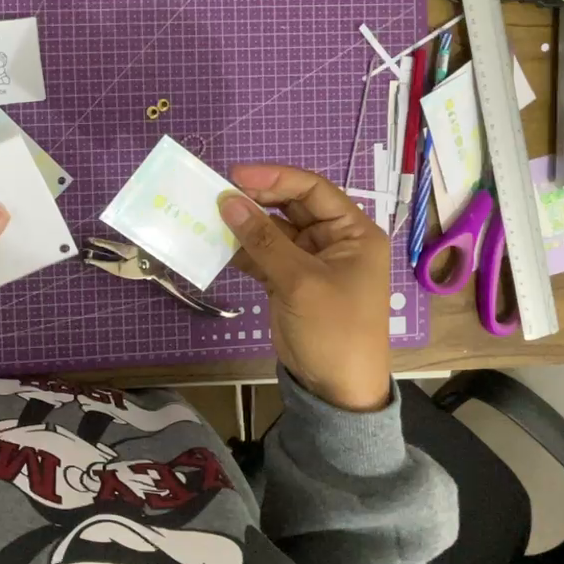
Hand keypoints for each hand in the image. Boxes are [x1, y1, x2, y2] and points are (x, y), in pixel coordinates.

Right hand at [218, 164, 392, 411]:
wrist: (335, 388)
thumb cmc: (333, 329)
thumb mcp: (299, 281)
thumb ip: (262, 239)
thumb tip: (227, 201)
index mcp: (353, 232)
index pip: (313, 190)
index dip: (276, 178)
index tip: (236, 176)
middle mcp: (334, 240)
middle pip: (291, 207)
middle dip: (257, 199)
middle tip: (218, 195)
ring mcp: (310, 261)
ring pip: (273, 230)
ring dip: (245, 224)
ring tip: (211, 216)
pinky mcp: (289, 281)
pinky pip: (263, 254)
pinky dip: (242, 249)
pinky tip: (217, 244)